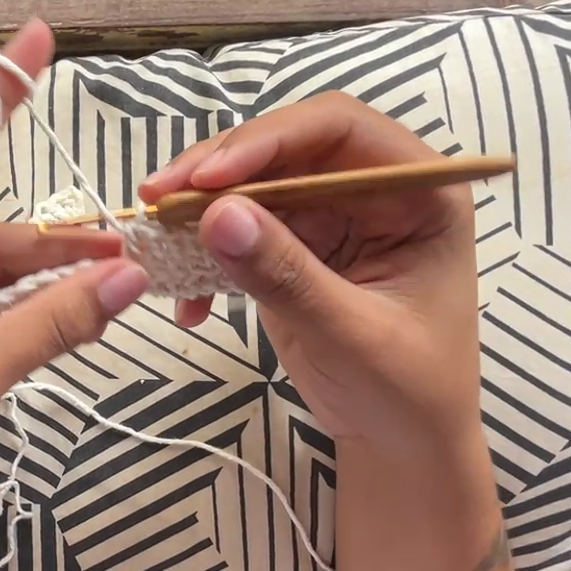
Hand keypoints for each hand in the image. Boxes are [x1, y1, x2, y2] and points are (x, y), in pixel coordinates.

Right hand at [140, 93, 480, 451]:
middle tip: (157, 198)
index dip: (269, 140)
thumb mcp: (348, 332)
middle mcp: (370, 192)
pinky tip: (187, 302)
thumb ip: (285, 273)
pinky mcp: (291, 252)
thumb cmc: (403, 390)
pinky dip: (204, 261)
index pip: (339, 130)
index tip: (208, 179)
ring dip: (199, 211)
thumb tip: (216, 215)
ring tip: (153, 235)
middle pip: (284, 150)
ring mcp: (327, 221)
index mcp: (417, 192)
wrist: (396, 440)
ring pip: (252, 188)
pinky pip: (238, 235)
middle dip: (217, 171)